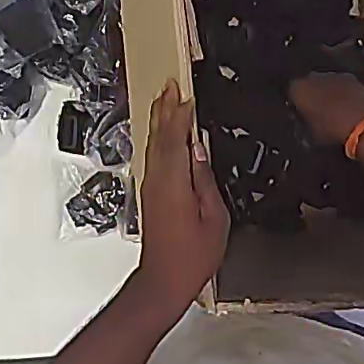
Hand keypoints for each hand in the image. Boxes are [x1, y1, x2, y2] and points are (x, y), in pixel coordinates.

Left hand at [132, 79, 228, 314]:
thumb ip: (205, 181)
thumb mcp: (214, 218)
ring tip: (166, 100)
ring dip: (160, 120)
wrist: (163, 278)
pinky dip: (159, 138)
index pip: (174, 139)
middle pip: (159, 136)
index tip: (185, 95)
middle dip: (164, 109)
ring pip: (153, 144)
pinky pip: (153, 156)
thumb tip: (199, 152)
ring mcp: (150, 185)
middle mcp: (156, 179)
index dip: (179, 115)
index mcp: (172, 183)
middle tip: (169, 85)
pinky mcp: (149, 192)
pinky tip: (165, 133)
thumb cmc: (191, 255)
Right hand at [288, 73, 363, 145]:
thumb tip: (302, 124)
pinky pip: (341, 84)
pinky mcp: (351, 77)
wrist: (362, 124)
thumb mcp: (310, 134)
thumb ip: (302, 125)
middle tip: (317, 111)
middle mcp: (311, 77)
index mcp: (297, 89)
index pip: (290, 93)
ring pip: (325, 82)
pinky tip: (348, 104)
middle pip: (307, 84)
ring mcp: (332, 75)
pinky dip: (342, 91)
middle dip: (311, 94)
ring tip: (334, 108)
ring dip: (327, 91)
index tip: (300, 114)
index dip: (296, 104)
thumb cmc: (330, 130)